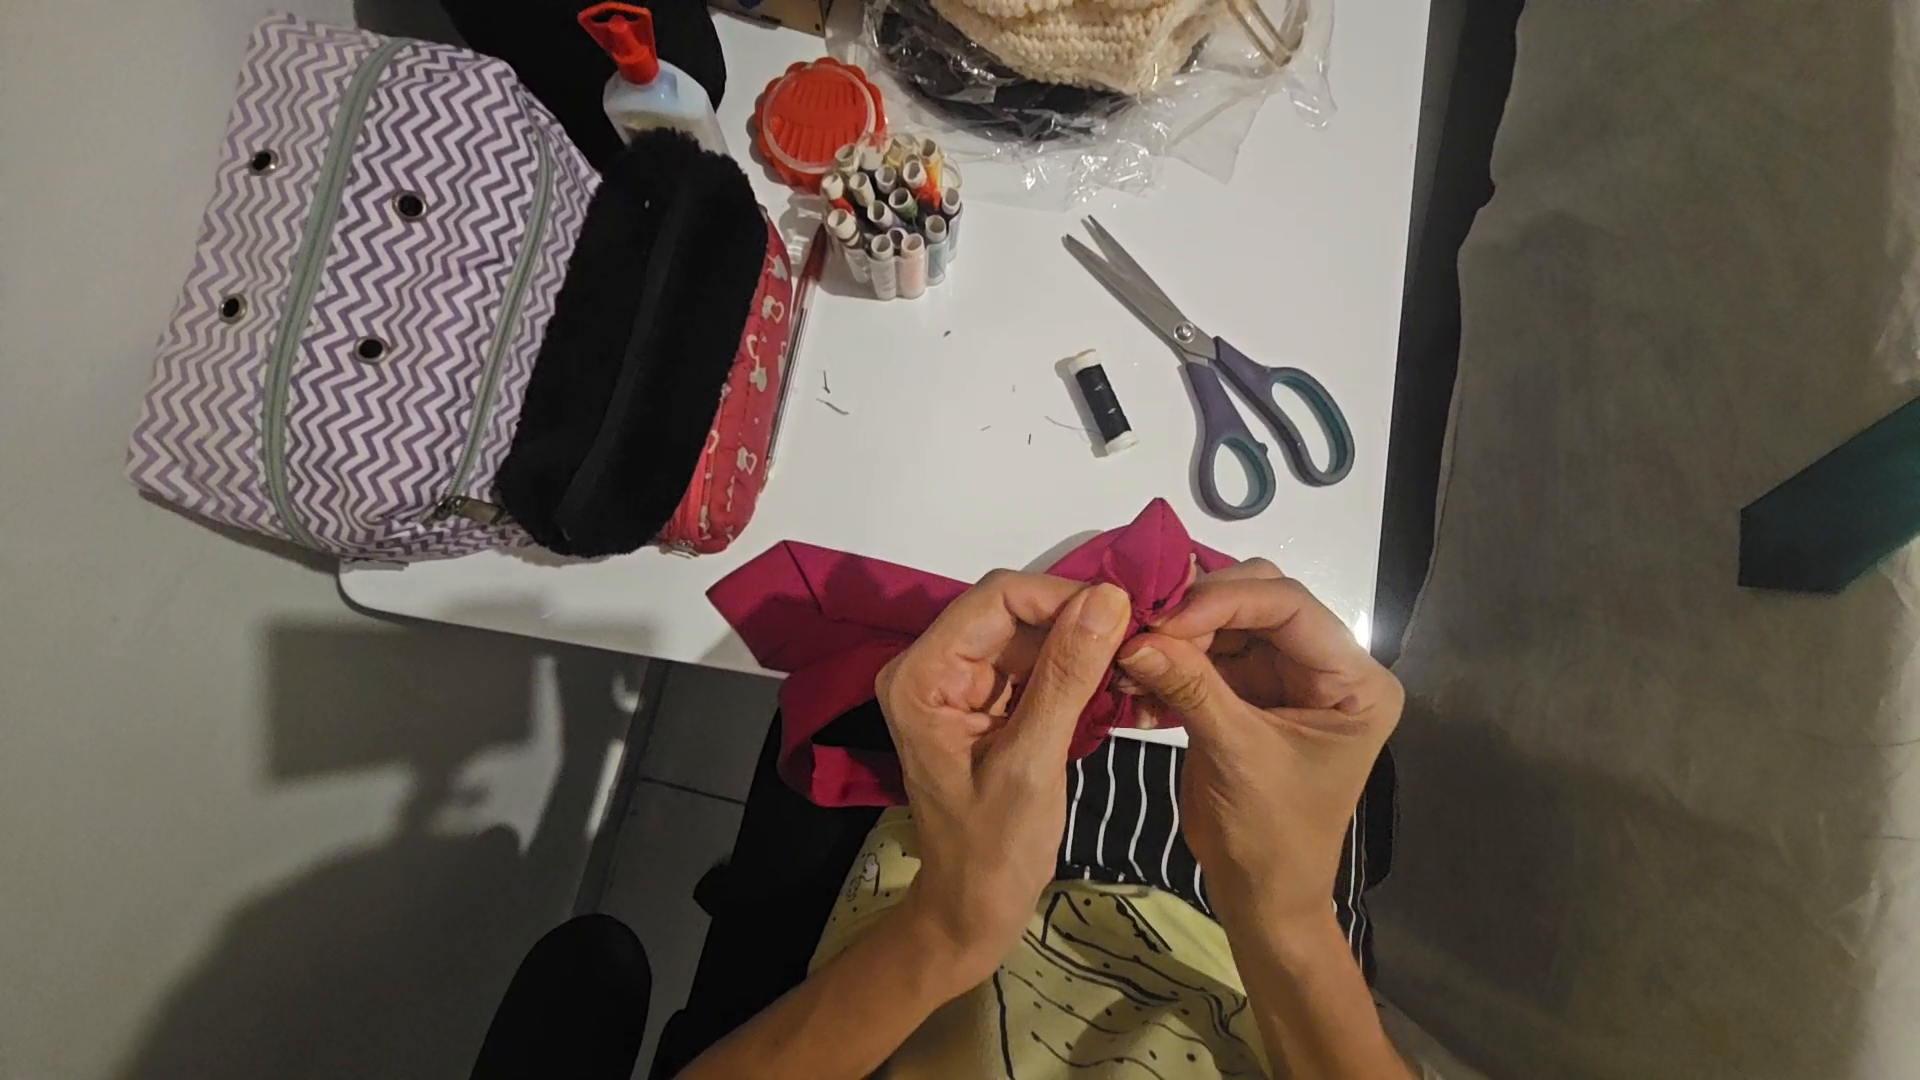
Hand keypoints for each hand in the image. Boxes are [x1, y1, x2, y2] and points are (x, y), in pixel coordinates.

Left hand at [876, 572, 1132, 990]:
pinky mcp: (980, 695)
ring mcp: (955, 678)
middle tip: (1137, 635)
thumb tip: (1109, 598)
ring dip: (1078, 640)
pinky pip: (1030, 659)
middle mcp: (930, 664)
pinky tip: (1108, 677)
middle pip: (1009, 610)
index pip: (995, 599)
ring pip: (1025, 631)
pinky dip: (1070, 665)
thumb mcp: (1032, 762)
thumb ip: (1067, 676)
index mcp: (922, 676)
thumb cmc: (994, 851)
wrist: (973, 907)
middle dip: (1073, 618)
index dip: (1060, 596)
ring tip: (1131, 656)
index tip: (1124, 612)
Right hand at [1116, 560, 1401, 931]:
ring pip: (1225, 619)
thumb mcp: (1236, 756)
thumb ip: (1190, 688)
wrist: (1260, 890)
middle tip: (1145, 631)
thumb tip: (1133, 637)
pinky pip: (1204, 649)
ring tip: (1131, 652)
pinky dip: (1169, 656)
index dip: (1226, 601)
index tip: (1164, 621)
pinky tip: (1136, 671)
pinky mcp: (1245, 686)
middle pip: (1258, 599)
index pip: (1290, 606)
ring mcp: (1282, 672)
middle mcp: (1323, 664)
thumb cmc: (1271, 835)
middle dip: (1199, 611)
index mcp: (1353, 679)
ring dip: (1176, 632)